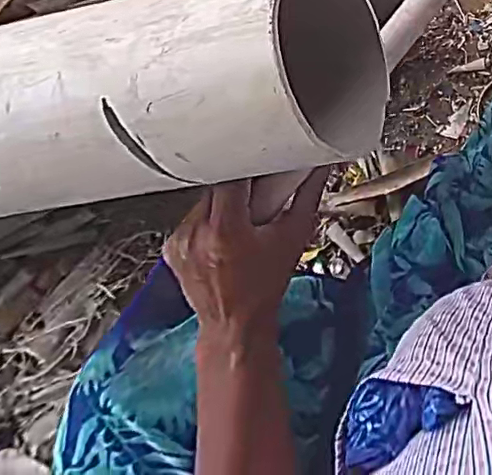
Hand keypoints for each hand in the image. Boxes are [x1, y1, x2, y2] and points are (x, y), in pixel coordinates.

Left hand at [162, 168, 330, 334]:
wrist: (236, 324)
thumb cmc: (265, 286)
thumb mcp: (294, 236)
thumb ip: (308, 195)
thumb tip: (318, 169)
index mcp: (224, 230)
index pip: (232, 176)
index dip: (250, 167)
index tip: (264, 167)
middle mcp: (196, 234)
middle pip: (217, 186)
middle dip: (240, 185)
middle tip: (258, 195)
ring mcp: (180, 242)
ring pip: (204, 199)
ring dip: (224, 201)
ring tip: (242, 218)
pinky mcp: (172, 248)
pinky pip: (192, 216)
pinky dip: (209, 218)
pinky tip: (224, 234)